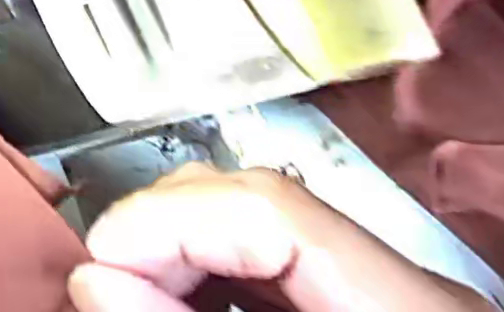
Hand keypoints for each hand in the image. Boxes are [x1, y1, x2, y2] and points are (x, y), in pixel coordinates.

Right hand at [68, 163, 492, 311]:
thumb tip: (95, 279)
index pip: (273, 210)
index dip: (172, 218)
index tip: (99, 261)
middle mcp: (408, 289)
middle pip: (258, 202)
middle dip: (165, 232)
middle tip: (106, 286)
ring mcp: (390, 300)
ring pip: (259, 229)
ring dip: (182, 255)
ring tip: (133, 294)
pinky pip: (273, 271)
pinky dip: (213, 284)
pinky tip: (182, 306)